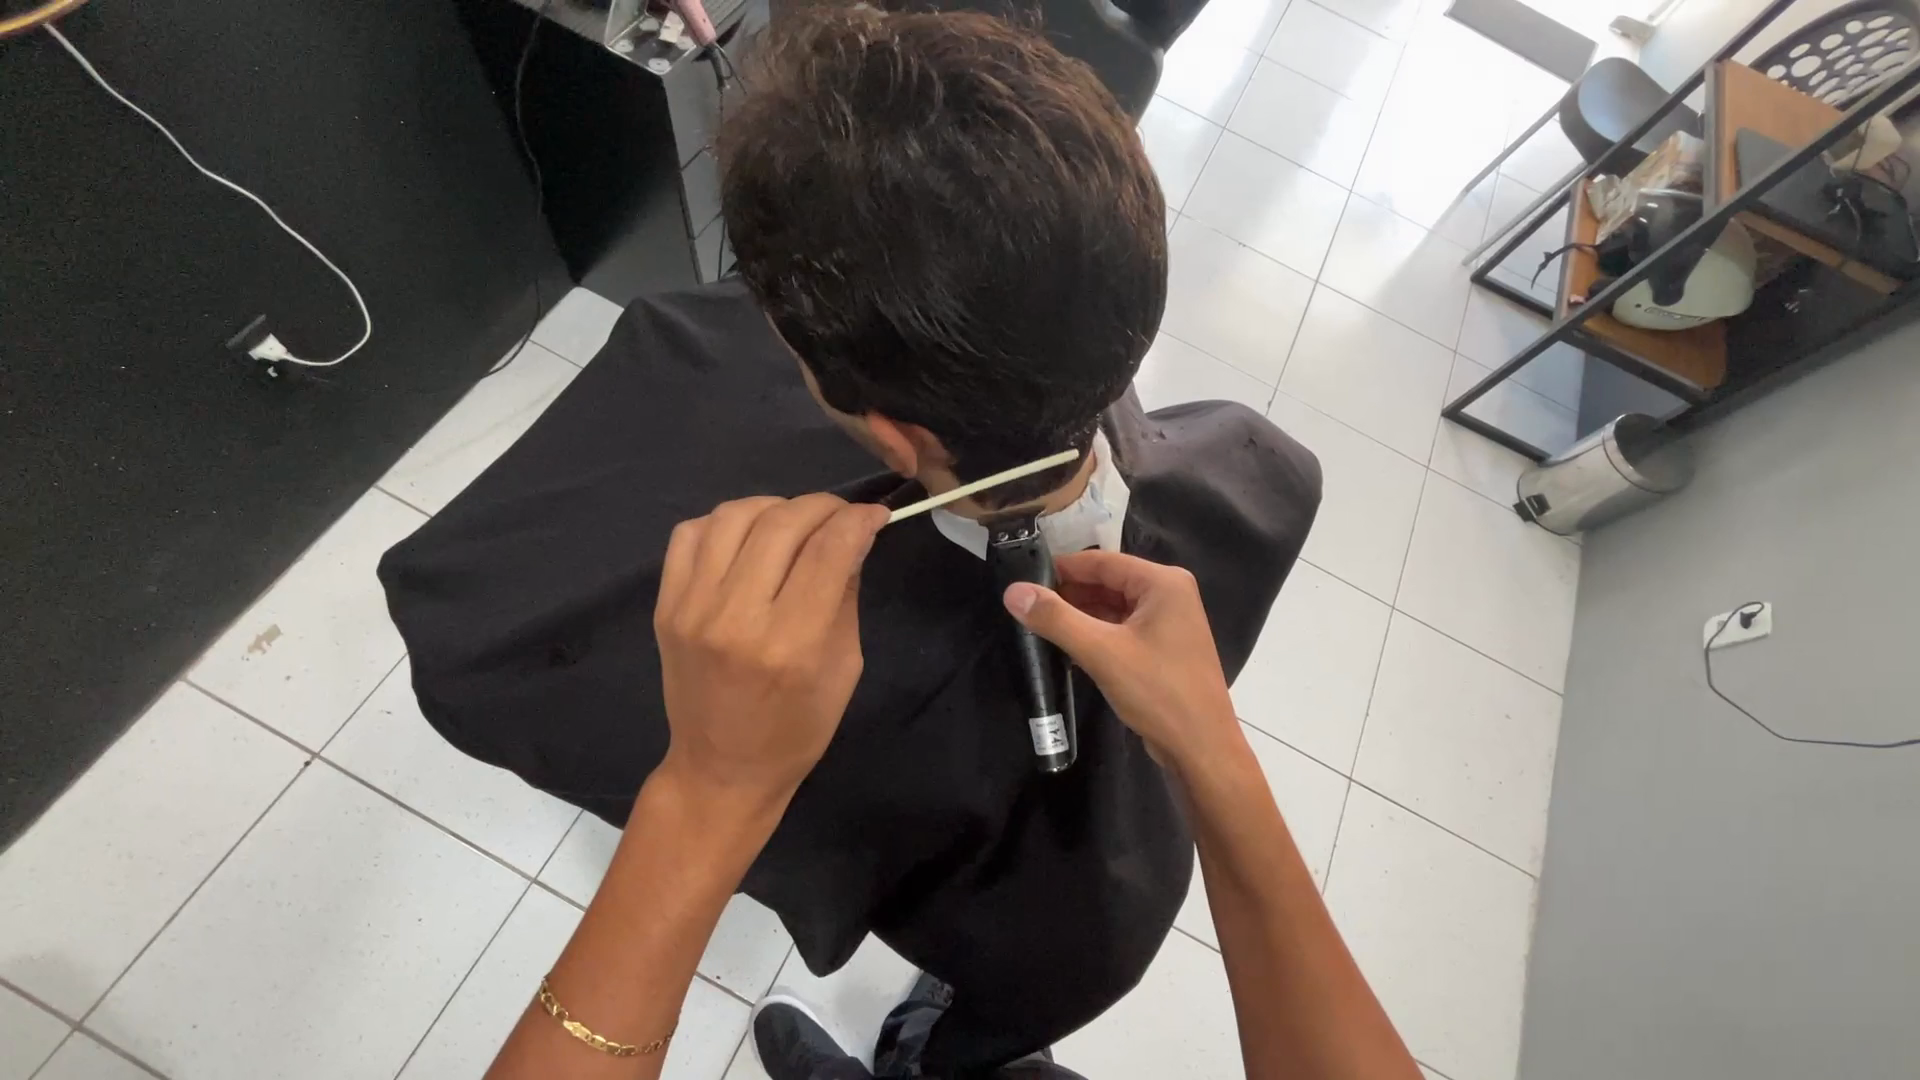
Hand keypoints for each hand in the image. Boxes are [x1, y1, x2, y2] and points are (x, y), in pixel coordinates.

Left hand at [653, 494, 888, 812]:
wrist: (721, 770)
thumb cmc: (798, 729)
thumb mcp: (845, 667)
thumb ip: (846, 595)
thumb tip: (853, 536)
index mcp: (792, 643)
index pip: (829, 550)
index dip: (858, 520)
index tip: (874, 515)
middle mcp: (737, 618)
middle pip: (783, 524)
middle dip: (823, 506)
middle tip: (841, 515)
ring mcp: (693, 609)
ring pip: (734, 516)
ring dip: (775, 506)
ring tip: (795, 522)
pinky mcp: (666, 607)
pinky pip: (690, 533)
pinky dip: (725, 521)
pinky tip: (748, 538)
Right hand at [1003, 551, 1242, 774]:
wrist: (1201, 749)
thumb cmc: (1158, 692)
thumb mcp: (1101, 652)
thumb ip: (1056, 618)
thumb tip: (1013, 591)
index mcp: (1162, 583)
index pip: (1102, 562)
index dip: (1061, 567)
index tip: (1023, 578)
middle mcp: (1169, 594)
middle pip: (1107, 582)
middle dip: (1068, 593)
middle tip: (1026, 605)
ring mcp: (1168, 622)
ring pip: (1112, 606)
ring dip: (1079, 614)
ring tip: (1038, 624)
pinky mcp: (1162, 647)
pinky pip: (1121, 628)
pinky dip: (1094, 633)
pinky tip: (1065, 646)